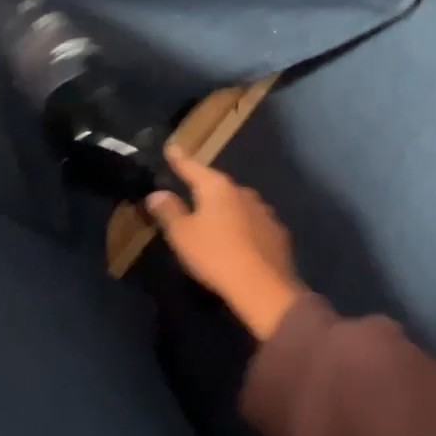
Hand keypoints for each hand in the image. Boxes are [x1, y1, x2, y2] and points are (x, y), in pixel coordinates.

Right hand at [147, 146, 307, 339]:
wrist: (265, 288)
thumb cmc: (216, 255)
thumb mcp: (182, 235)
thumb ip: (168, 211)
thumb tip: (157, 194)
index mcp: (217, 187)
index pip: (192, 167)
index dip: (179, 159)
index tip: (172, 147)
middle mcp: (243, 192)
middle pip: (218, 187)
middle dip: (205, 191)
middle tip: (192, 197)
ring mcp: (264, 212)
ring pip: (238, 206)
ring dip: (226, 212)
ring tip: (215, 226)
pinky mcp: (278, 234)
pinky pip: (254, 225)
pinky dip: (244, 230)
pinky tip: (239, 245)